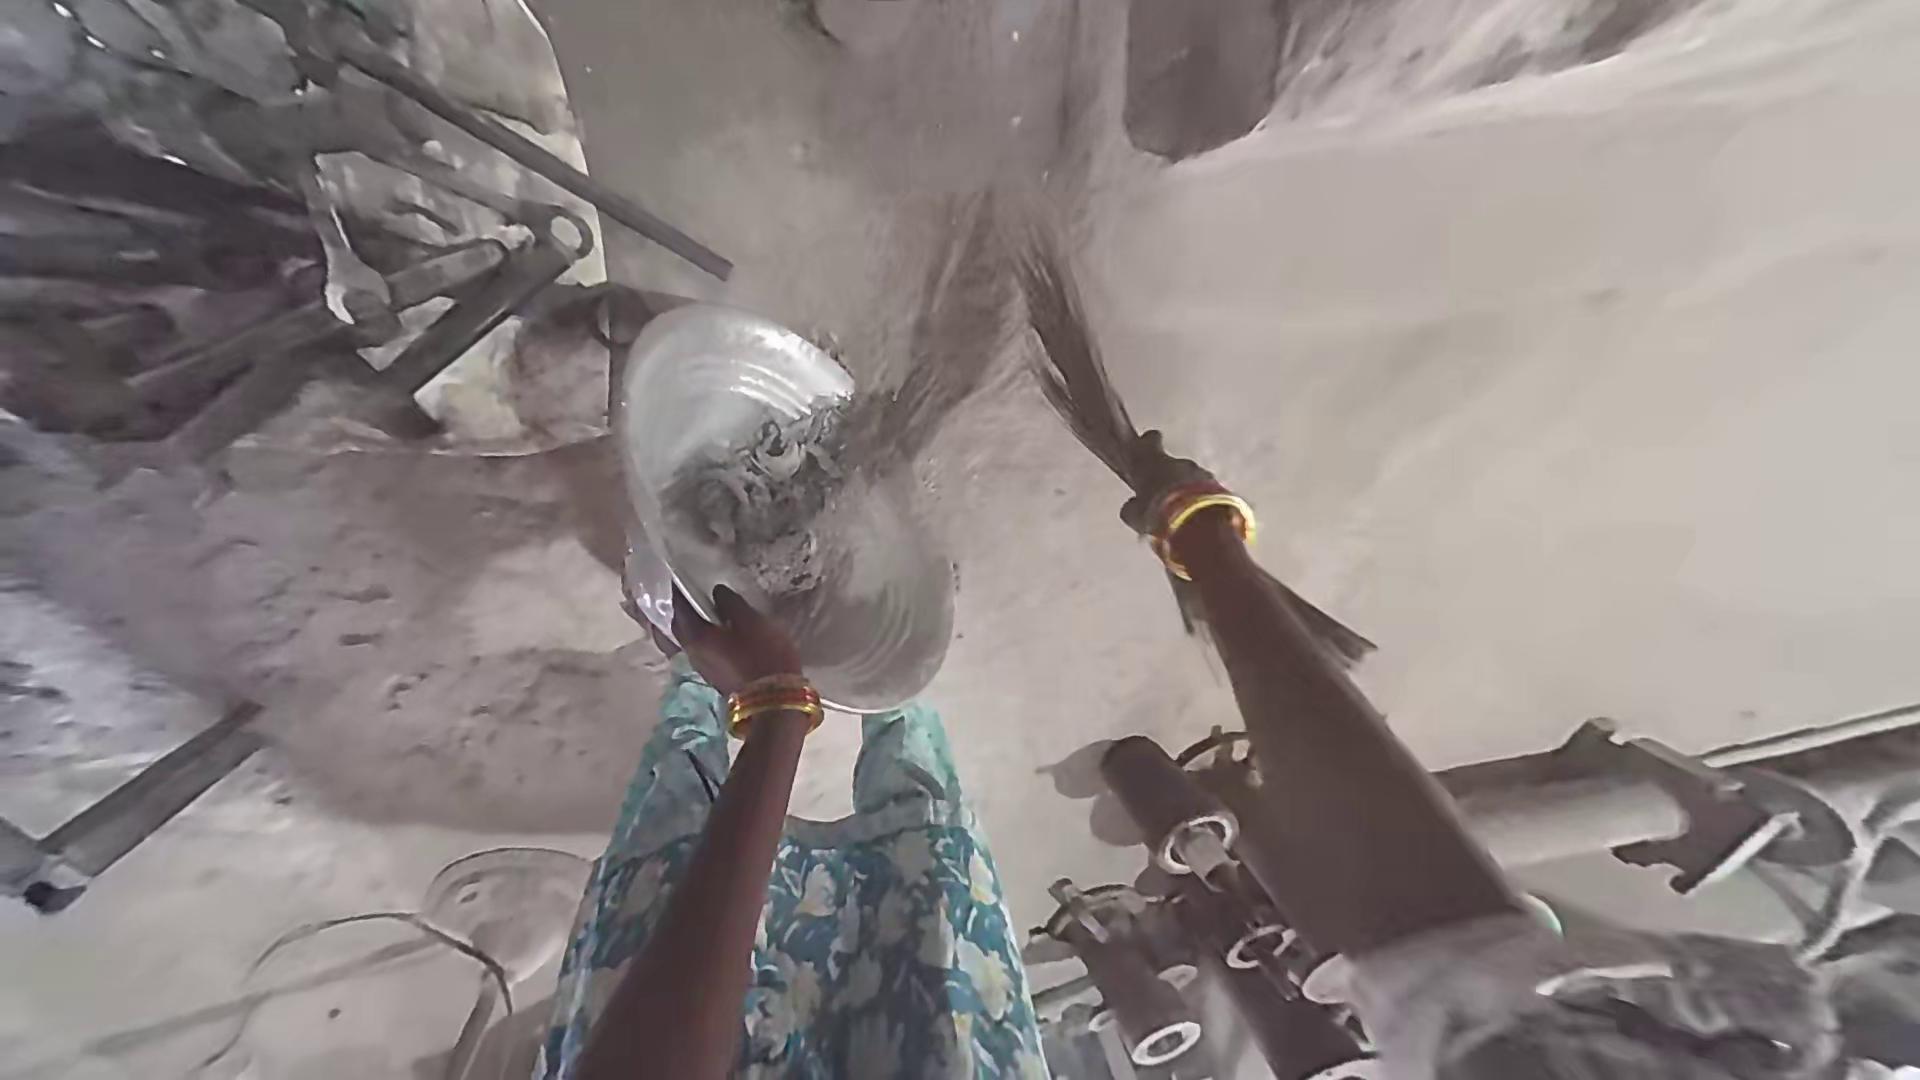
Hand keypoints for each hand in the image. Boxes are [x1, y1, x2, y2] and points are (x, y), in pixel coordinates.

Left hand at [671, 584, 803, 696]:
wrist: (774, 699)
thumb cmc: (763, 654)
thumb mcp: (752, 621)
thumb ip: (731, 603)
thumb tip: (715, 592)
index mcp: (696, 637)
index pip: (678, 608)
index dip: (676, 591)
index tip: (675, 576)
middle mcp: (691, 653)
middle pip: (673, 629)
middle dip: (672, 612)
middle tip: (675, 596)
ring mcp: (701, 667)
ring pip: (683, 642)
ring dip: (683, 627)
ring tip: (691, 613)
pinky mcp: (713, 675)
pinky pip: (696, 650)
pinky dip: (695, 638)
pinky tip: (709, 632)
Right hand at [1119, 430, 1217, 534]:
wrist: (1198, 520)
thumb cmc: (1159, 511)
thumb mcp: (1136, 515)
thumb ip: (1132, 508)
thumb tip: (1131, 508)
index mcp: (1152, 463)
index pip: (1148, 443)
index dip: (1147, 443)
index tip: (1148, 441)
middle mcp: (1177, 463)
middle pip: (1172, 465)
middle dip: (1168, 478)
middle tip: (1162, 495)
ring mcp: (1200, 474)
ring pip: (1190, 479)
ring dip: (1185, 491)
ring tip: (1179, 511)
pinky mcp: (1219, 487)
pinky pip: (1206, 492)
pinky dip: (1201, 500)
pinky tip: (1195, 516)